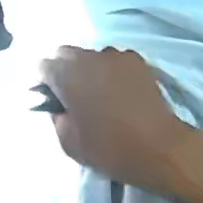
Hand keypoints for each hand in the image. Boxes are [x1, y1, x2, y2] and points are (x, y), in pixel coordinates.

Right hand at [37, 46, 202, 195]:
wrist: (159, 146)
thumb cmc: (110, 148)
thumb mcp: (70, 144)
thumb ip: (56, 118)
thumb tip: (56, 105)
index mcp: (69, 76)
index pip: (44, 65)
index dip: (43, 80)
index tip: (48, 96)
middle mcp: (90, 57)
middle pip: (67, 53)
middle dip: (63, 69)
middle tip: (71, 95)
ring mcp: (115, 55)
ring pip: (92, 56)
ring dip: (88, 69)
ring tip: (98, 94)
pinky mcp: (136, 59)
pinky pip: (114, 60)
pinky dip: (111, 71)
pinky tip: (120, 92)